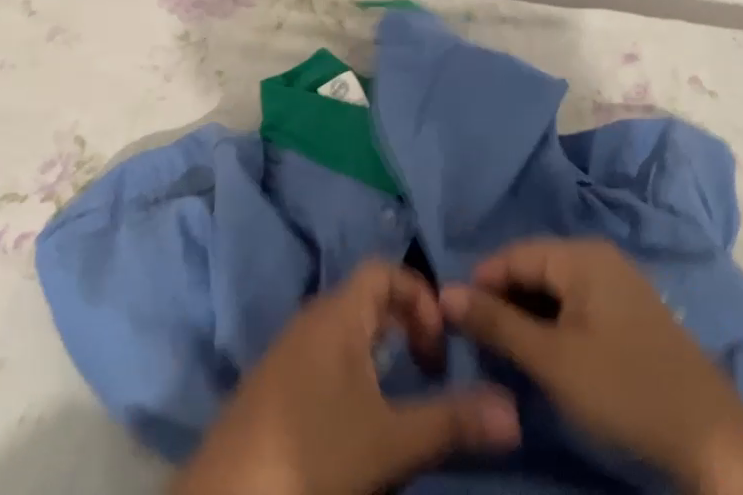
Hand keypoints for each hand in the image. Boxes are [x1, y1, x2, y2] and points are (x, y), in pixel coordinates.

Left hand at [171, 262, 520, 494]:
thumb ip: (452, 422)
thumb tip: (514, 411)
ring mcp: (286, 353)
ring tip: (402, 398)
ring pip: (345, 334)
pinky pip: (324, 359)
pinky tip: (359, 421)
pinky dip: (353, 374)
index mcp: (335, 317)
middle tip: (432, 371)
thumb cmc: (313, 452)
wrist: (228, 494)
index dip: (420, 295)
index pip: (382, 271)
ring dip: (380, 355)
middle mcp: (308, 323)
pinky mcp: (273, 386)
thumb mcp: (390, 441)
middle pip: (366, 300)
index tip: (443, 343)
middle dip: (406, 327)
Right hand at [441, 239, 742, 494]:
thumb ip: (495, 322)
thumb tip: (442, 292)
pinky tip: (544, 358)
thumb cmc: (625, 391)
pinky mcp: (631, 316)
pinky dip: (552, 327)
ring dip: (525, 318)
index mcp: (582, 257)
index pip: (510, 256)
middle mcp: (601, 259)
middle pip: (532, 270)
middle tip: (477, 346)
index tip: (451, 325)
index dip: (477, 286)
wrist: (714, 442)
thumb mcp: (551, 359)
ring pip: (553, 291)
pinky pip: (576, 307)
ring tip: (505, 356)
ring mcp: (621, 287)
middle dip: (501, 303)